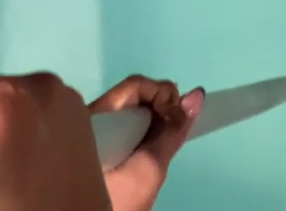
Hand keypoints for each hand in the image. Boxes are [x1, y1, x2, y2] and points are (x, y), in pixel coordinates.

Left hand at [88, 76, 204, 210]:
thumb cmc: (118, 203)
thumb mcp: (151, 168)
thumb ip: (174, 129)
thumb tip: (197, 94)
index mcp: (95, 117)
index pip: (135, 86)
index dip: (161, 94)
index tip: (175, 117)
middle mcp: (89, 118)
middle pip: (132, 96)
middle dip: (158, 109)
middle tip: (171, 131)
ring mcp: (88, 132)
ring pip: (128, 112)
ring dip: (150, 122)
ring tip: (160, 143)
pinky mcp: (93, 147)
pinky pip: (121, 126)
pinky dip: (138, 133)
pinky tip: (145, 150)